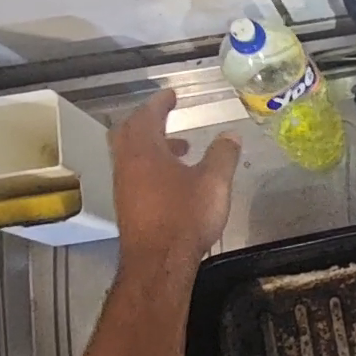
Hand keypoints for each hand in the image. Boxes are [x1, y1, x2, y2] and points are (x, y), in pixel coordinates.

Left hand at [110, 88, 241, 272]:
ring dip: (153, 146)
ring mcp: (124, 186)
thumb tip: (231, 135)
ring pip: (132, 155)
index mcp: (145, 150)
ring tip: (181, 150)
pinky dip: (152, 166)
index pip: (148, 115)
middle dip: (149, 122)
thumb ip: (223, 155)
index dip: (160, 102)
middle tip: (168, 117)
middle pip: (130, 132)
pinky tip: (174, 181)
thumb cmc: (185, 216)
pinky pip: (136, 174)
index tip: (172, 94)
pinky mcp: (128, 206)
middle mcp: (127, 163)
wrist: (159, 260)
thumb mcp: (214, 182)